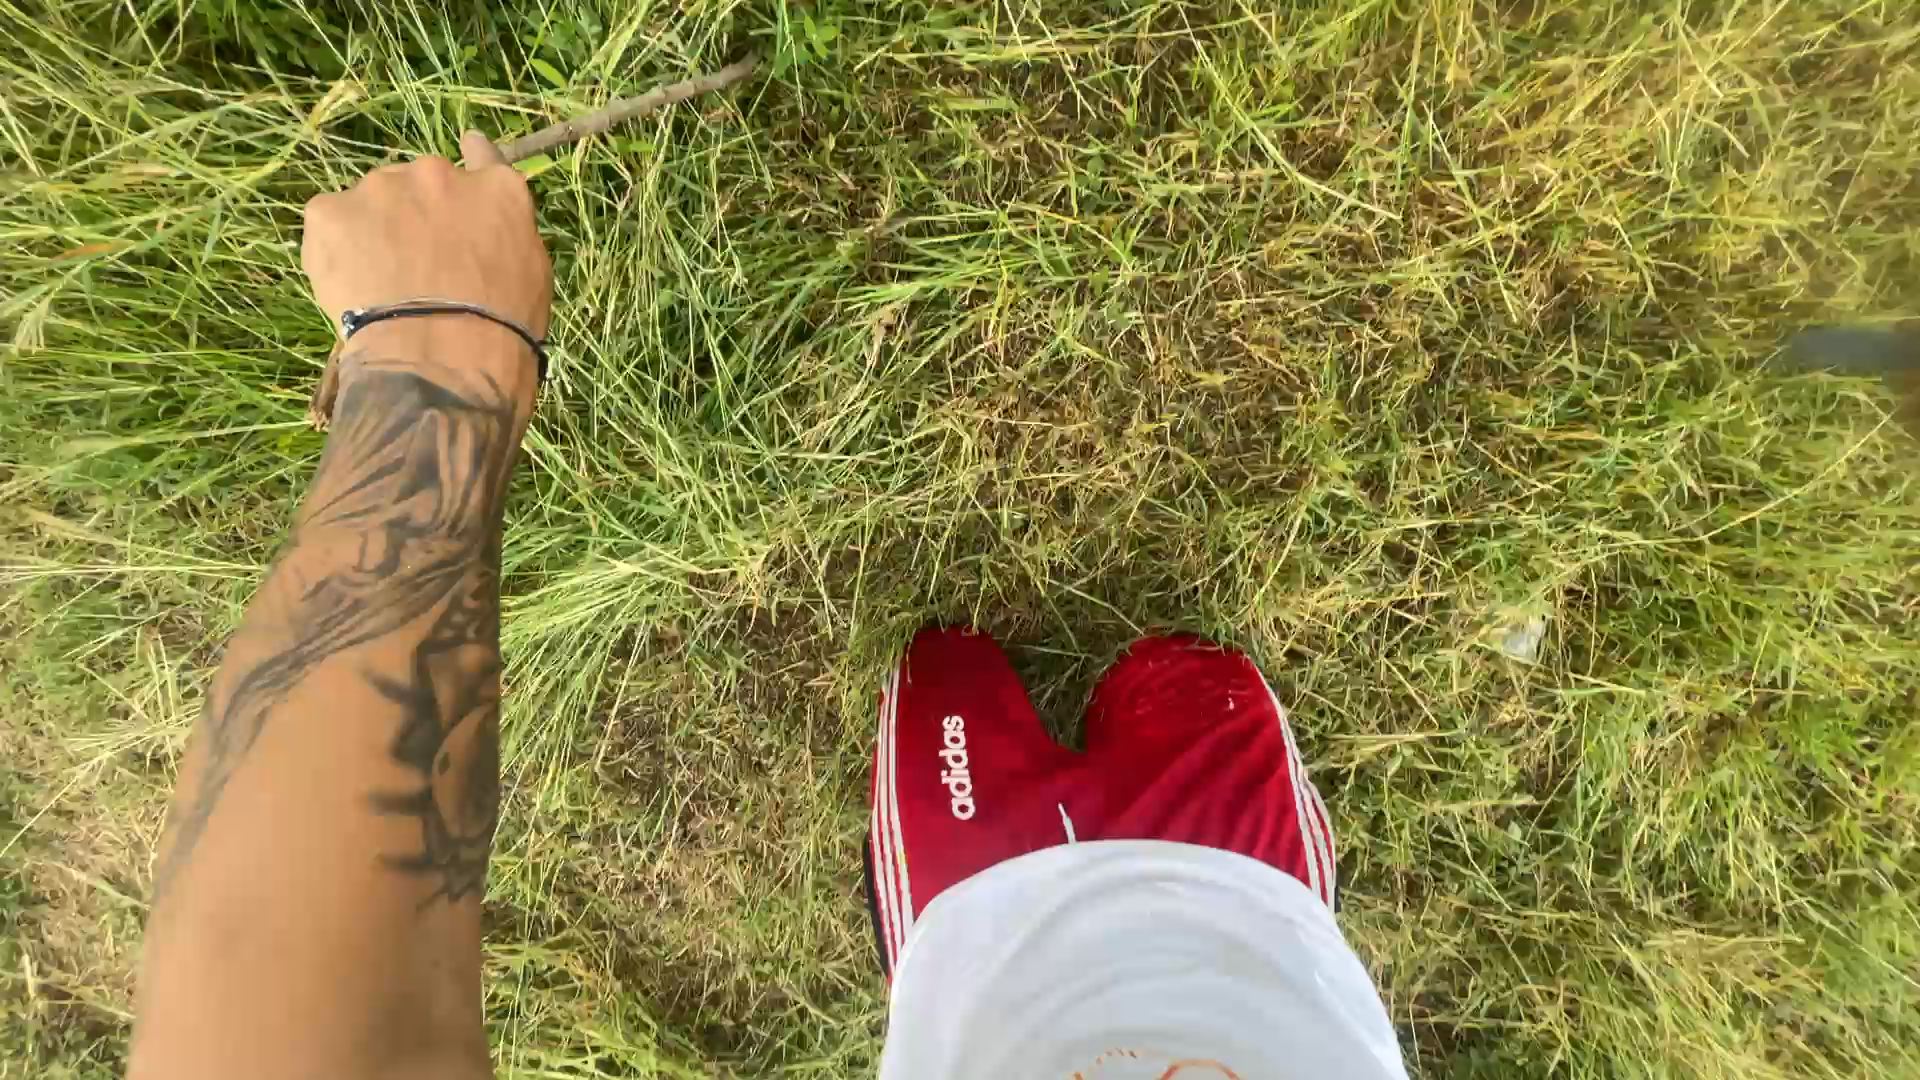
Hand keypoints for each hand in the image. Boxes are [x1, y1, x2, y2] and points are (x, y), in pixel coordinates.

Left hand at [302, 131, 551, 337]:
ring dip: (383, 228)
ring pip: (378, 201)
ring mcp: (380, 188)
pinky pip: (337, 224)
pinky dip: (346, 249)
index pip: (485, 157)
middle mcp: (439, 174)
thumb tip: (485, 229)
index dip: (474, 162)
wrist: (444, 357)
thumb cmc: (506, 327)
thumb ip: (506, 237)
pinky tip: (361, 286)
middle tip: (429, 260)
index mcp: (499, 192)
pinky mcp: (330, 210)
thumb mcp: (532, 277)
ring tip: (390, 281)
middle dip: (425, 210)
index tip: (466, 169)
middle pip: (425, 182)